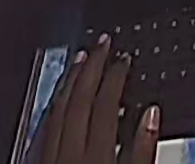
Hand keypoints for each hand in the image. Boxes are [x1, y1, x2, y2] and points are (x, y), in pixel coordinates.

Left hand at [33, 34, 160, 163]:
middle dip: (92, 65)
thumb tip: (152, 113)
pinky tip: (59, 94)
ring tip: (81, 57)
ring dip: (70, 79)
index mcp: (97, 157)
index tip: (124, 57)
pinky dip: (53, 104)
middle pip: (79, 99)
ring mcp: (50, 160)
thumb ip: (143, 151)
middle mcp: (70, 154)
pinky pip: (42, 127)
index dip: (115, 76)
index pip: (105, 104)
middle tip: (103, 42)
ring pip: (57, 110)